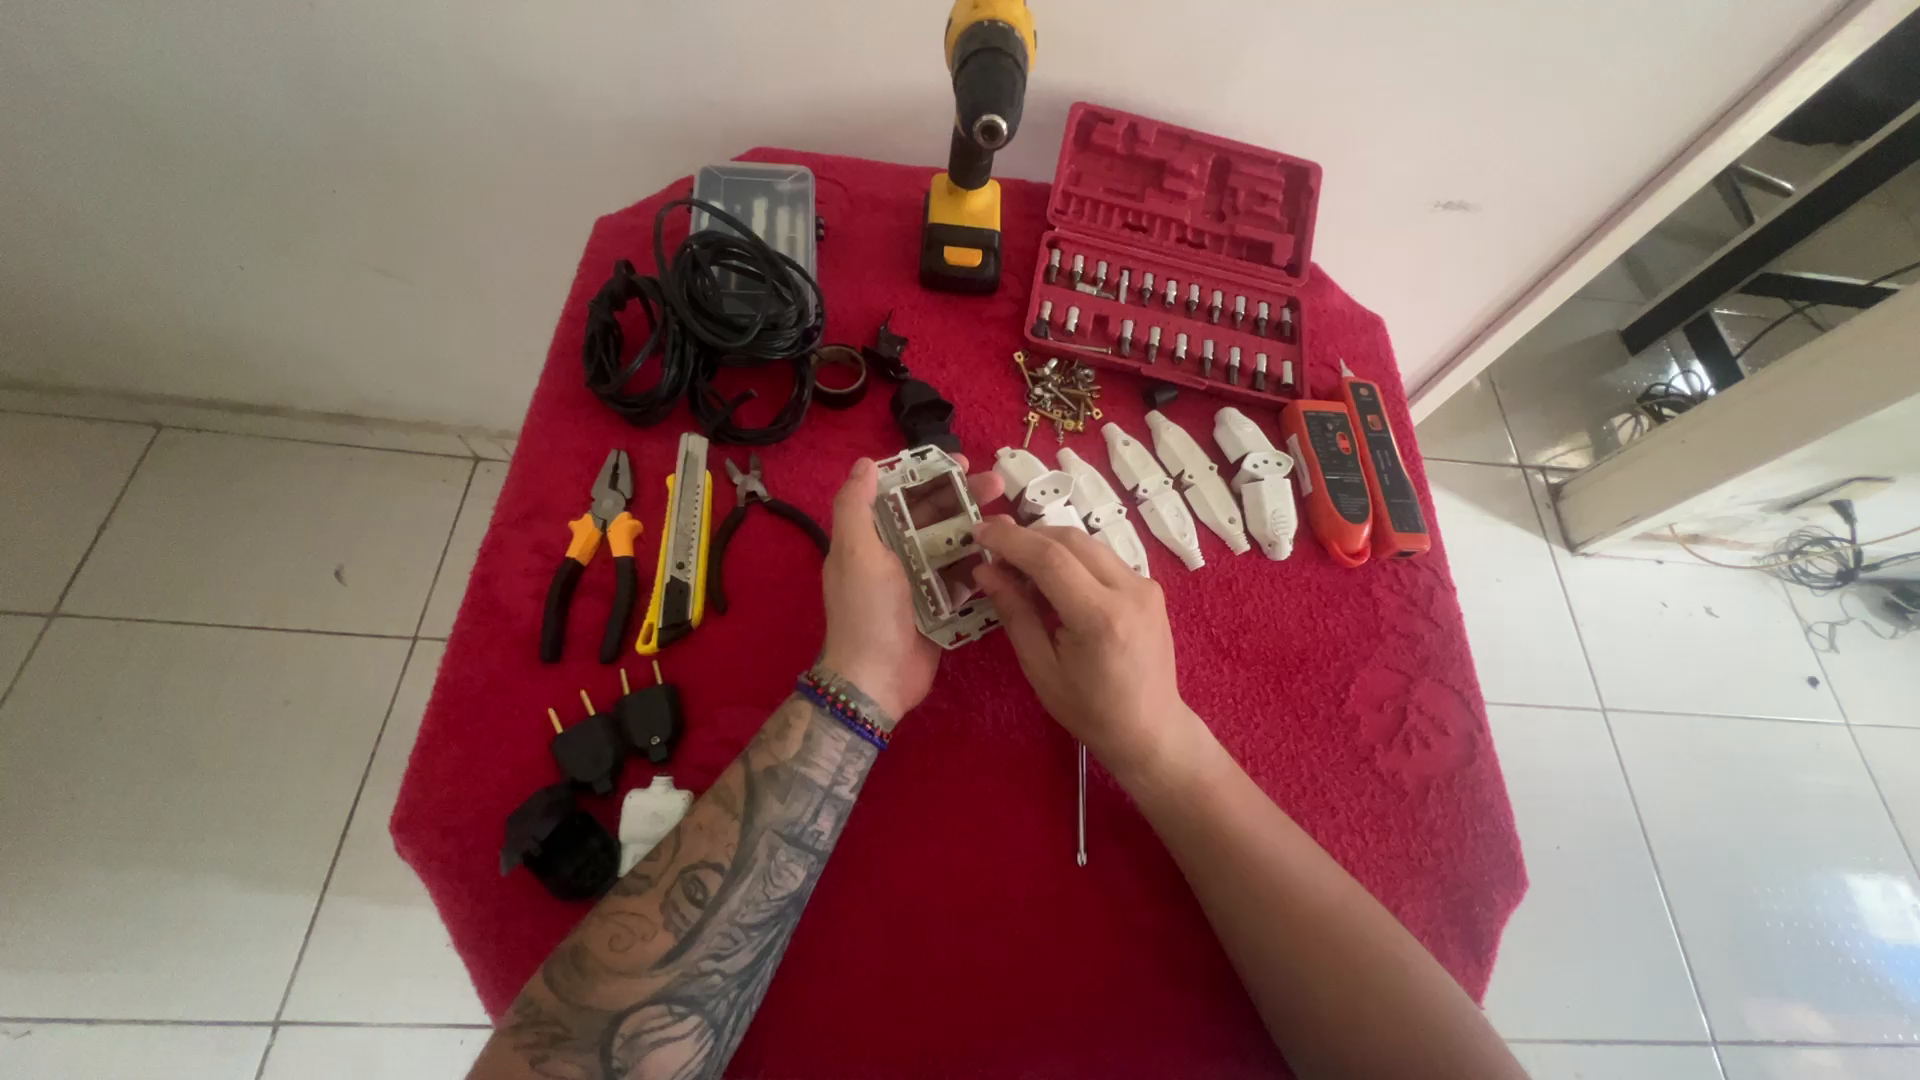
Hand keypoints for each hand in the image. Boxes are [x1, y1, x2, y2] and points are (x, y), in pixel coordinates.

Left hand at [819, 456, 1002, 719]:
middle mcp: (896, 555)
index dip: (930, 475)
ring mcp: (921, 582)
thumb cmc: (867, 611)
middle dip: (964, 497)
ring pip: (954, 546)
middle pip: (934, 516)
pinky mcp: (941, 606)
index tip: (961, 463)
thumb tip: (863, 463)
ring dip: (978, 530)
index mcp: (873, 538)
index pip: (904, 496)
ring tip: (1009, 519)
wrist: (877, 680)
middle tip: (999, 484)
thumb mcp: (855, 552)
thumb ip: (856, 506)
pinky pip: (964, 578)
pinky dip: (982, 565)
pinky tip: (1006, 555)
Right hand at [970, 519, 1203, 785]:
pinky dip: (1070, 558)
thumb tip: (984, 569)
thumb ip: (1015, 612)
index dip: (1010, 540)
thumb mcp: (1040, 668)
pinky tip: (1050, 581)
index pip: (1050, 558)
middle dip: (1026, 537)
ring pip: (1087, 543)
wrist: (1150, 729)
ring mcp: (1145, 585)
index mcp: (1101, 618)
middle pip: (1069, 540)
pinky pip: (1101, 558)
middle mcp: (1130, 591)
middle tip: (993, 550)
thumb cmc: (1090, 710)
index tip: (979, 531)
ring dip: (1048, 545)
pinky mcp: (1149, 586)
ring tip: (1017, 568)